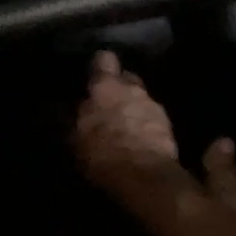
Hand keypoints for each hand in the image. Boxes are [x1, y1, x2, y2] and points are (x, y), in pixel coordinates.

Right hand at [72, 50, 179, 193]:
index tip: (93, 75)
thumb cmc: (102, 154)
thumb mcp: (75, 139)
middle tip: (107, 104)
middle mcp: (132, 89)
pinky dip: (146, 126)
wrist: (145, 177)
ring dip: (133, 108)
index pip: (103, 59)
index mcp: (105, 87)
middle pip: (126, 78)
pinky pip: (153, 119)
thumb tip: (67, 106)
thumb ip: (74, 117)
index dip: (99, 65)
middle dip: (118, 88)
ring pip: (141, 99)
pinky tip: (138, 141)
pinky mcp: (168, 126)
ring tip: (123, 128)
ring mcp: (153, 105)